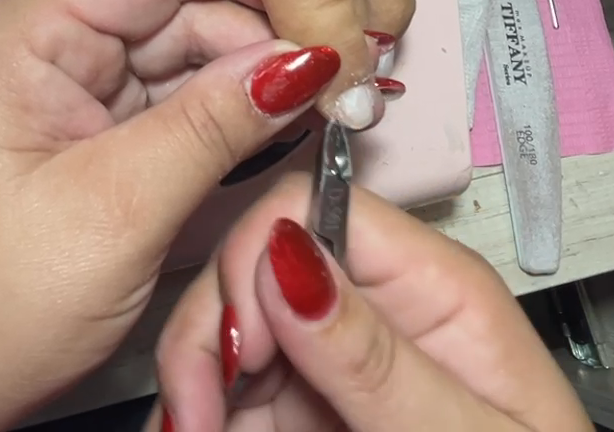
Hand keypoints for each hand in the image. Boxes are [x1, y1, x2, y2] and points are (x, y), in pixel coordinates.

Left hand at [0, 0, 365, 431]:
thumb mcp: (114, 209)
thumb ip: (210, 126)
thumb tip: (297, 61)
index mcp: (31, 32)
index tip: (324, 4)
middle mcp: (51, 43)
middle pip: (178, 6)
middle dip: (257, 36)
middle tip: (338, 75)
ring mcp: (74, 87)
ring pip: (183, 54)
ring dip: (247, 78)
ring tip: (318, 104)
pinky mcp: (94, 130)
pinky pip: (173, 100)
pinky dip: (223, 114)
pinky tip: (270, 127)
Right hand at [155, 175, 591, 431]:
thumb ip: (378, 357)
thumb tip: (288, 252)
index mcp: (427, 280)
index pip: (315, 204)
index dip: (256, 253)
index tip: (237, 343)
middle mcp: (368, 301)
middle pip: (253, 259)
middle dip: (210, 322)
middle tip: (192, 411)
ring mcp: (328, 351)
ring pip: (227, 317)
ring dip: (193, 367)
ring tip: (187, 428)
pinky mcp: (300, 400)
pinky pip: (228, 381)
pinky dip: (198, 402)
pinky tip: (192, 425)